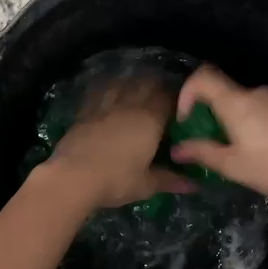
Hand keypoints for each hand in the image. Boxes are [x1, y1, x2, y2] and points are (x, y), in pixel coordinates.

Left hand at [41, 76, 194, 208]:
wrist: (73, 176)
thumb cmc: (116, 180)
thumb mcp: (146, 185)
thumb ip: (170, 180)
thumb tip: (194, 185)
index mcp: (150, 119)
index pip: (168, 98)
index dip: (176, 97)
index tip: (180, 102)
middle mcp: (129, 105)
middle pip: (146, 84)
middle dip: (155, 85)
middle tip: (160, 92)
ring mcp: (104, 106)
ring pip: (121, 84)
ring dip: (131, 83)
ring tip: (135, 87)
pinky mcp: (85, 112)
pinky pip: (98, 92)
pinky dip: (106, 89)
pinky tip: (106, 91)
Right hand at [168, 67, 267, 210]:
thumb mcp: (232, 166)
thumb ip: (202, 153)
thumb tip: (176, 149)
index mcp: (236, 102)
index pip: (203, 78)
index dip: (186, 92)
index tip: (184, 119)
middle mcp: (255, 93)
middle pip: (222, 89)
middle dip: (207, 110)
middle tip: (204, 137)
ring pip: (241, 100)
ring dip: (228, 118)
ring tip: (230, 147)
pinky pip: (258, 108)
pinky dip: (247, 121)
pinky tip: (255, 148)